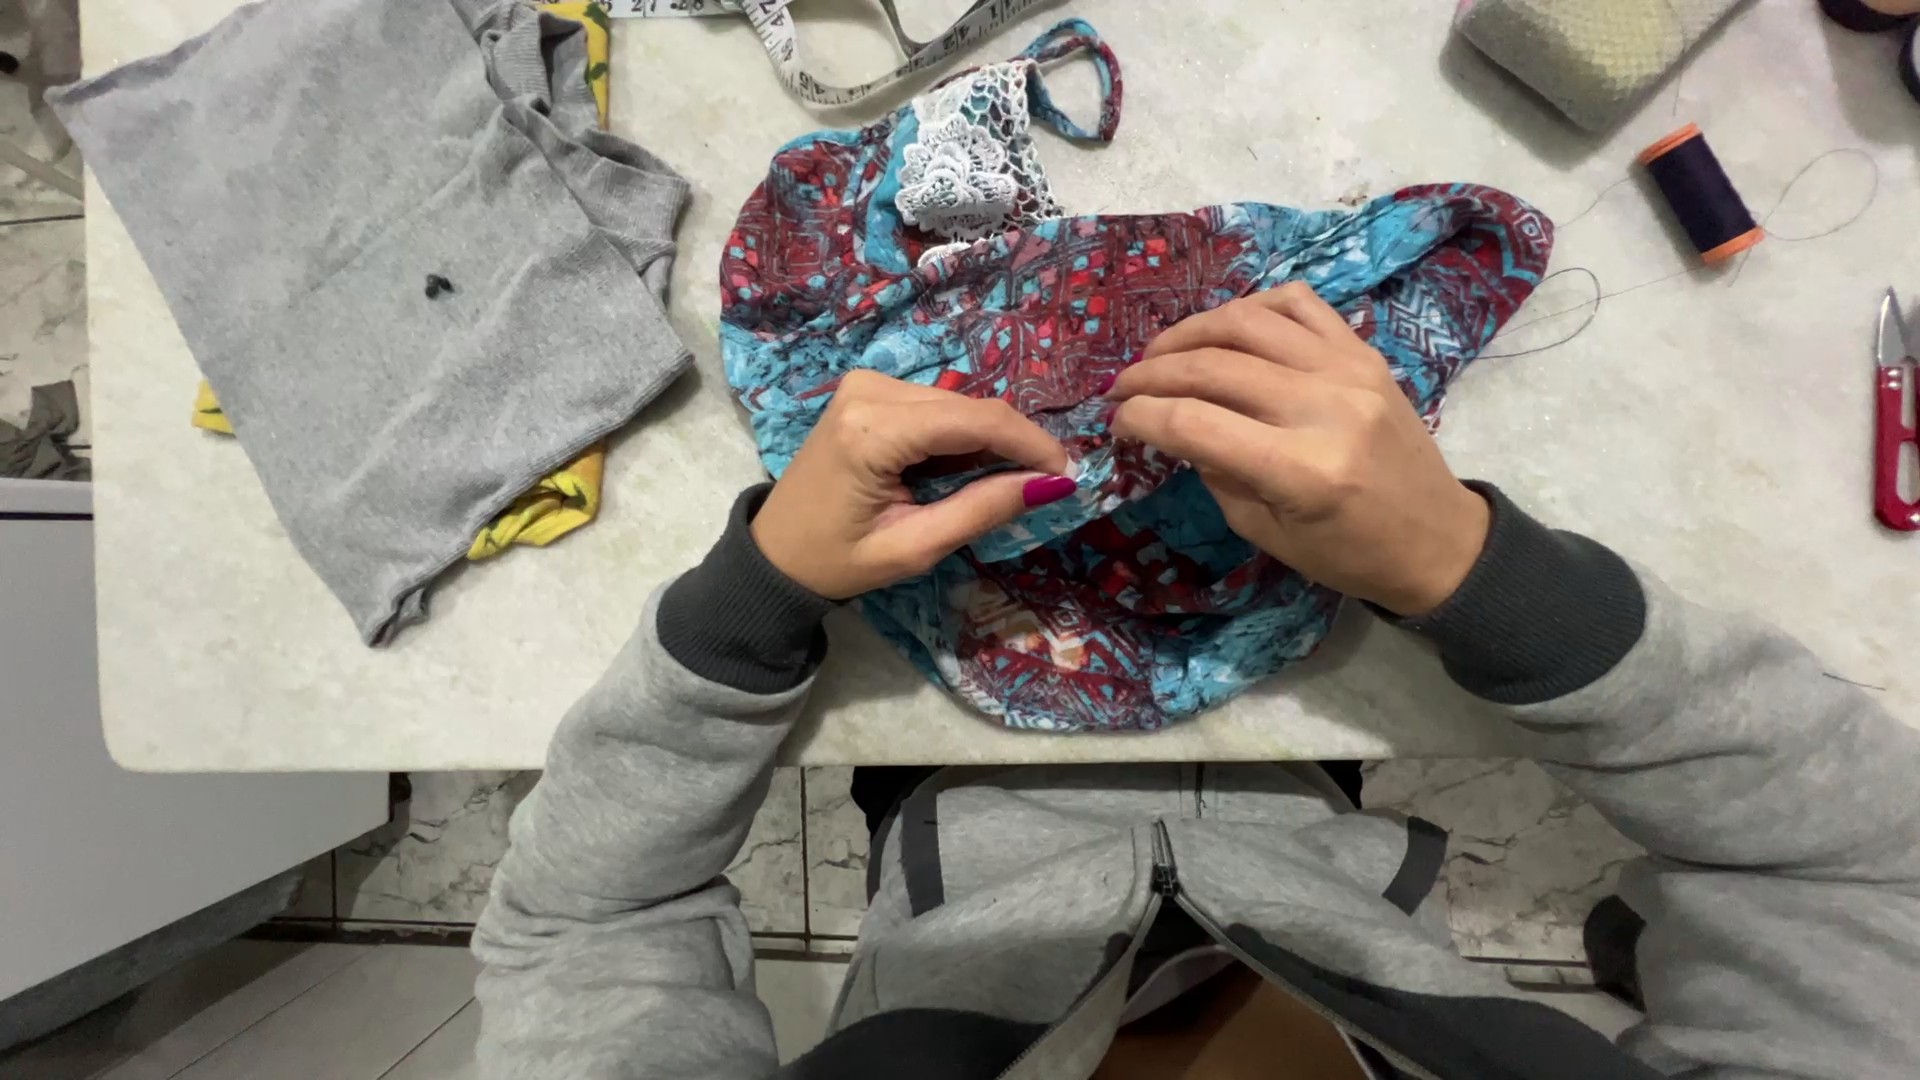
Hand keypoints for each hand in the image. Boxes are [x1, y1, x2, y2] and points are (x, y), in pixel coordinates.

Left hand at [752, 370, 1074, 598]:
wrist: (774, 555)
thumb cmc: (837, 561)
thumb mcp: (913, 547)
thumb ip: (981, 510)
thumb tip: (1050, 484)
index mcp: (873, 430)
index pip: (976, 420)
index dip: (1030, 443)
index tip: (1069, 472)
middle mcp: (870, 389)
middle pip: (969, 407)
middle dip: (1012, 444)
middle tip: (1043, 486)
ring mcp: (866, 384)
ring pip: (956, 404)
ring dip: (986, 442)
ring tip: (998, 486)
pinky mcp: (867, 391)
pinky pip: (934, 407)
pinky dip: (959, 437)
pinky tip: (961, 471)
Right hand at [1108, 283, 1489, 616]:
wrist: (1438, 540)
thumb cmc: (1346, 554)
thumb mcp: (1262, 531)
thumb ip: (1214, 472)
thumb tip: (1174, 426)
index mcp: (1300, 470)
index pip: (1193, 423)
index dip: (1140, 417)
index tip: (1116, 424)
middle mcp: (1325, 407)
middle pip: (1211, 366)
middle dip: (1149, 374)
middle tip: (1120, 388)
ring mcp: (1350, 369)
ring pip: (1247, 321)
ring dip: (1188, 333)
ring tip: (1158, 354)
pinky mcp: (1364, 352)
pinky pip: (1297, 304)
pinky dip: (1248, 308)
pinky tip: (1223, 331)